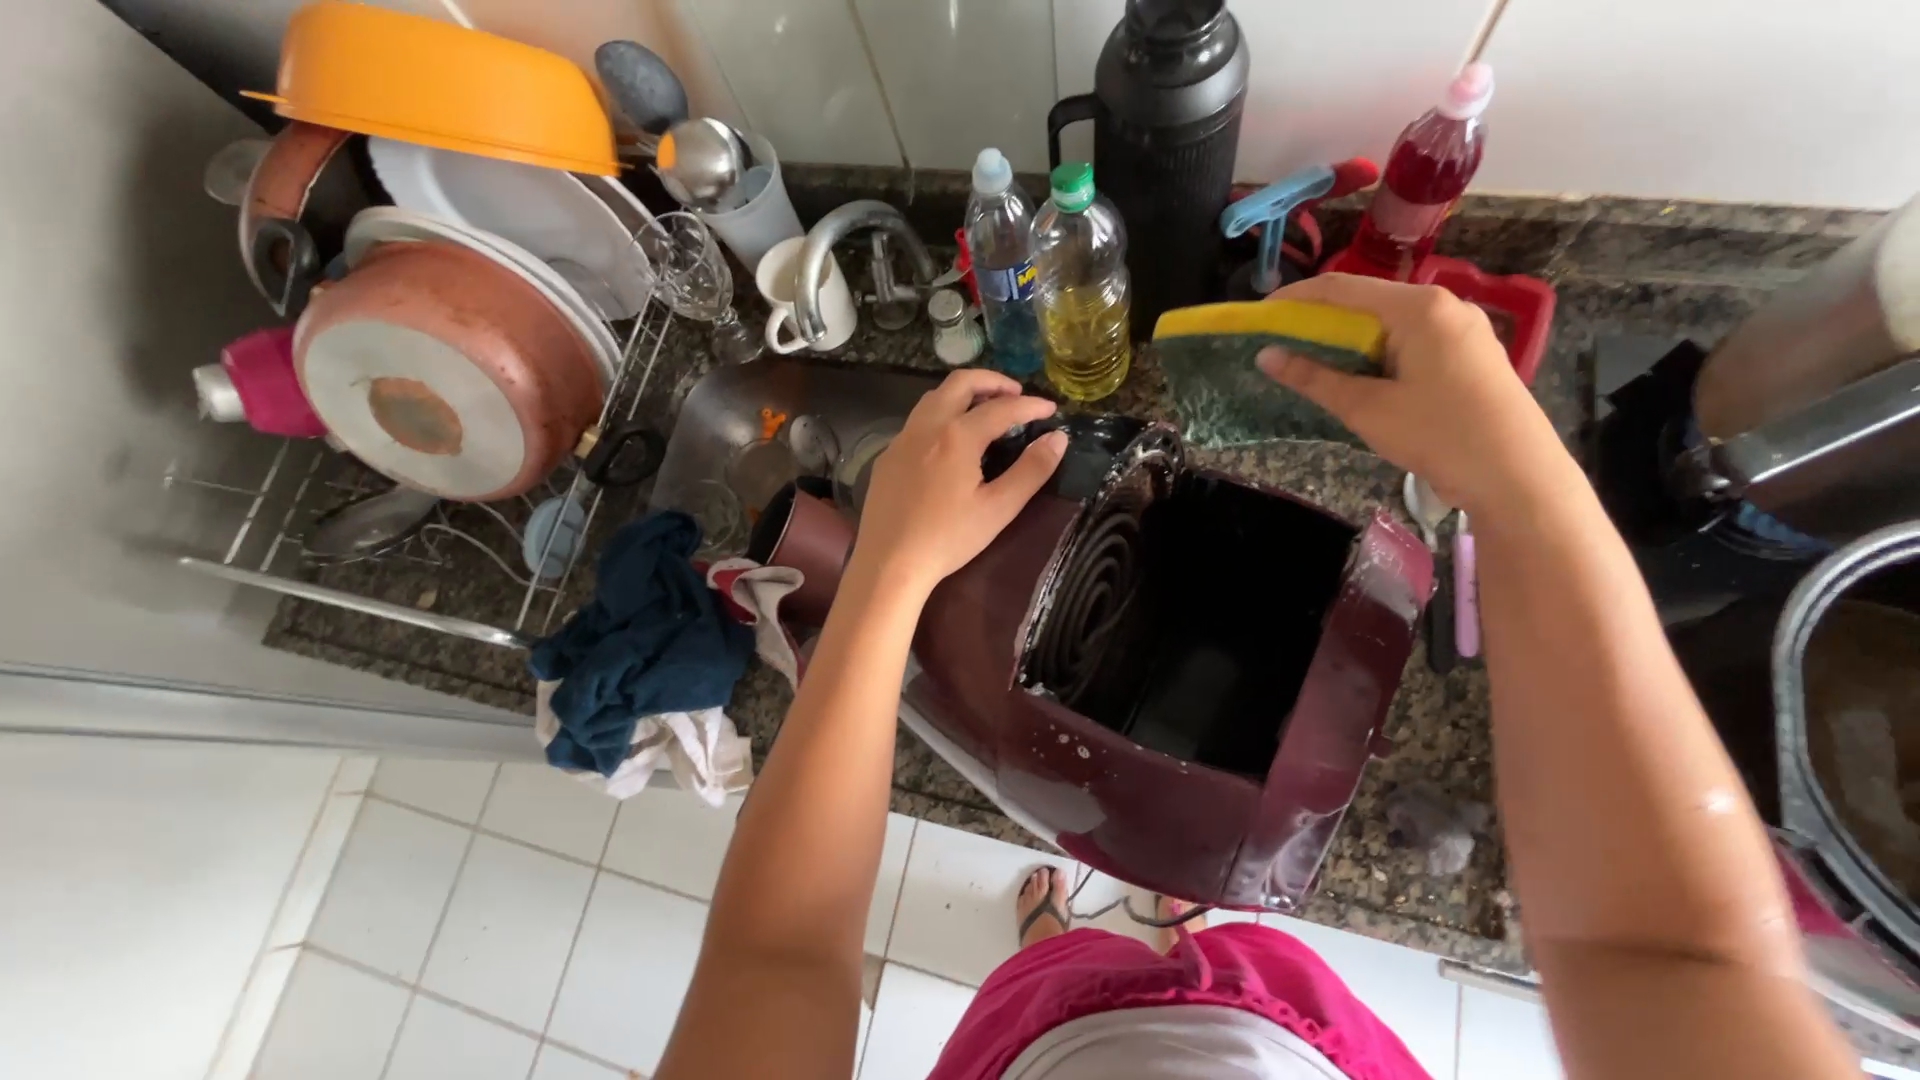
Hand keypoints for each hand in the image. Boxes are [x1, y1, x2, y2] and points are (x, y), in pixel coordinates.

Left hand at [849, 369, 1066, 595]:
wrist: (889, 563)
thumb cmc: (948, 538)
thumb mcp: (999, 508)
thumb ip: (1031, 470)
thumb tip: (1058, 439)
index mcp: (957, 436)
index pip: (1002, 408)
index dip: (1030, 406)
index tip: (1051, 410)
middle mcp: (926, 427)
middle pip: (960, 383)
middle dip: (992, 382)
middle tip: (1016, 395)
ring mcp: (901, 440)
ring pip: (933, 398)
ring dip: (963, 395)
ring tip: (985, 411)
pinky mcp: (887, 458)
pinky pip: (916, 422)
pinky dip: (941, 416)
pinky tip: (949, 443)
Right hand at [1254, 273, 1571, 517]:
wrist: (1517, 475)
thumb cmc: (1439, 435)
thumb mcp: (1367, 408)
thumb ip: (1314, 378)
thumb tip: (1265, 356)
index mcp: (1418, 307)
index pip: (1341, 288)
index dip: (1295, 300)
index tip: (1259, 317)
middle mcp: (1443, 306)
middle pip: (1365, 302)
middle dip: (1319, 321)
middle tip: (1279, 345)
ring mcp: (1460, 329)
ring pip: (1387, 324)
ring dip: (1346, 340)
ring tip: (1311, 365)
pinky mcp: (1467, 353)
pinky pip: (1408, 341)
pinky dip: (1374, 353)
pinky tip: (1357, 378)